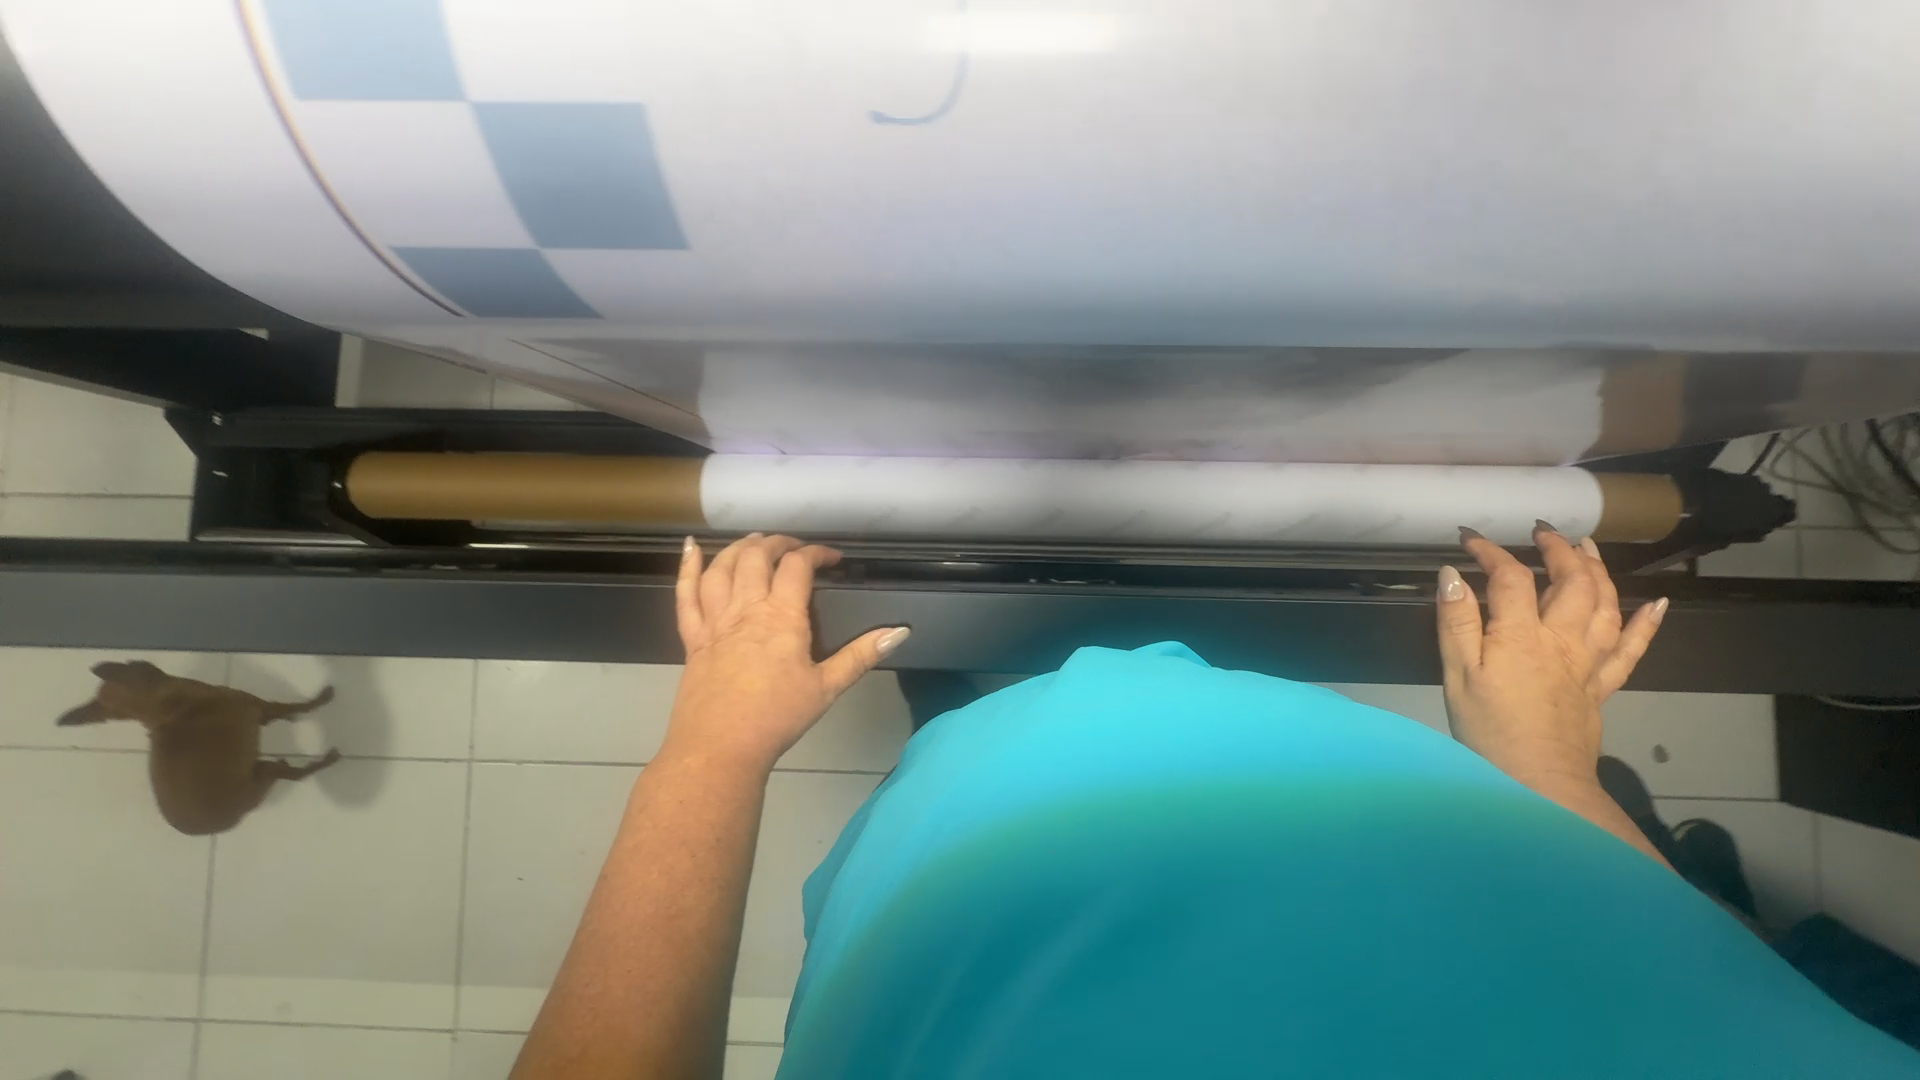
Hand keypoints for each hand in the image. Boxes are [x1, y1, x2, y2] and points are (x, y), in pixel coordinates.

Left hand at [664, 533, 908, 770]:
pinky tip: (689, 547)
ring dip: (739, 547)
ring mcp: (715, 621)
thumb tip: (900, 631)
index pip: (798, 566)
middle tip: (793, 546)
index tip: (832, 558)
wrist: (720, 748)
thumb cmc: (777, 718)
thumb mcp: (827, 687)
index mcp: (782, 617)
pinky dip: (687, 567)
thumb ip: (862, 655)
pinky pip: (685, 594)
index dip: (816, 553)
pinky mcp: (693, 638)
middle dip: (777, 543)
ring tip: (753, 541)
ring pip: (722, 568)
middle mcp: (747, 609)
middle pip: (757, 557)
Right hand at [1435, 523, 1666, 791]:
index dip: (1490, 552)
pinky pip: (1631, 648)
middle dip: (1557, 551)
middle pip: (1571, 583)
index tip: (1469, 537)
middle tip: (1542, 531)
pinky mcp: (1602, 685)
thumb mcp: (1457, 673)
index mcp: (1521, 635)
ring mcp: (1588, 662)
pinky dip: (1647, 623)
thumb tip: (1453, 573)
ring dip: (1599, 571)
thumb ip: (1456, 622)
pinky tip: (1658, 603)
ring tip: (1588, 548)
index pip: (1509, 578)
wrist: (1539, 779)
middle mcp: (1562, 640)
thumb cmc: (1488, 727)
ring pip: (1604, 605)